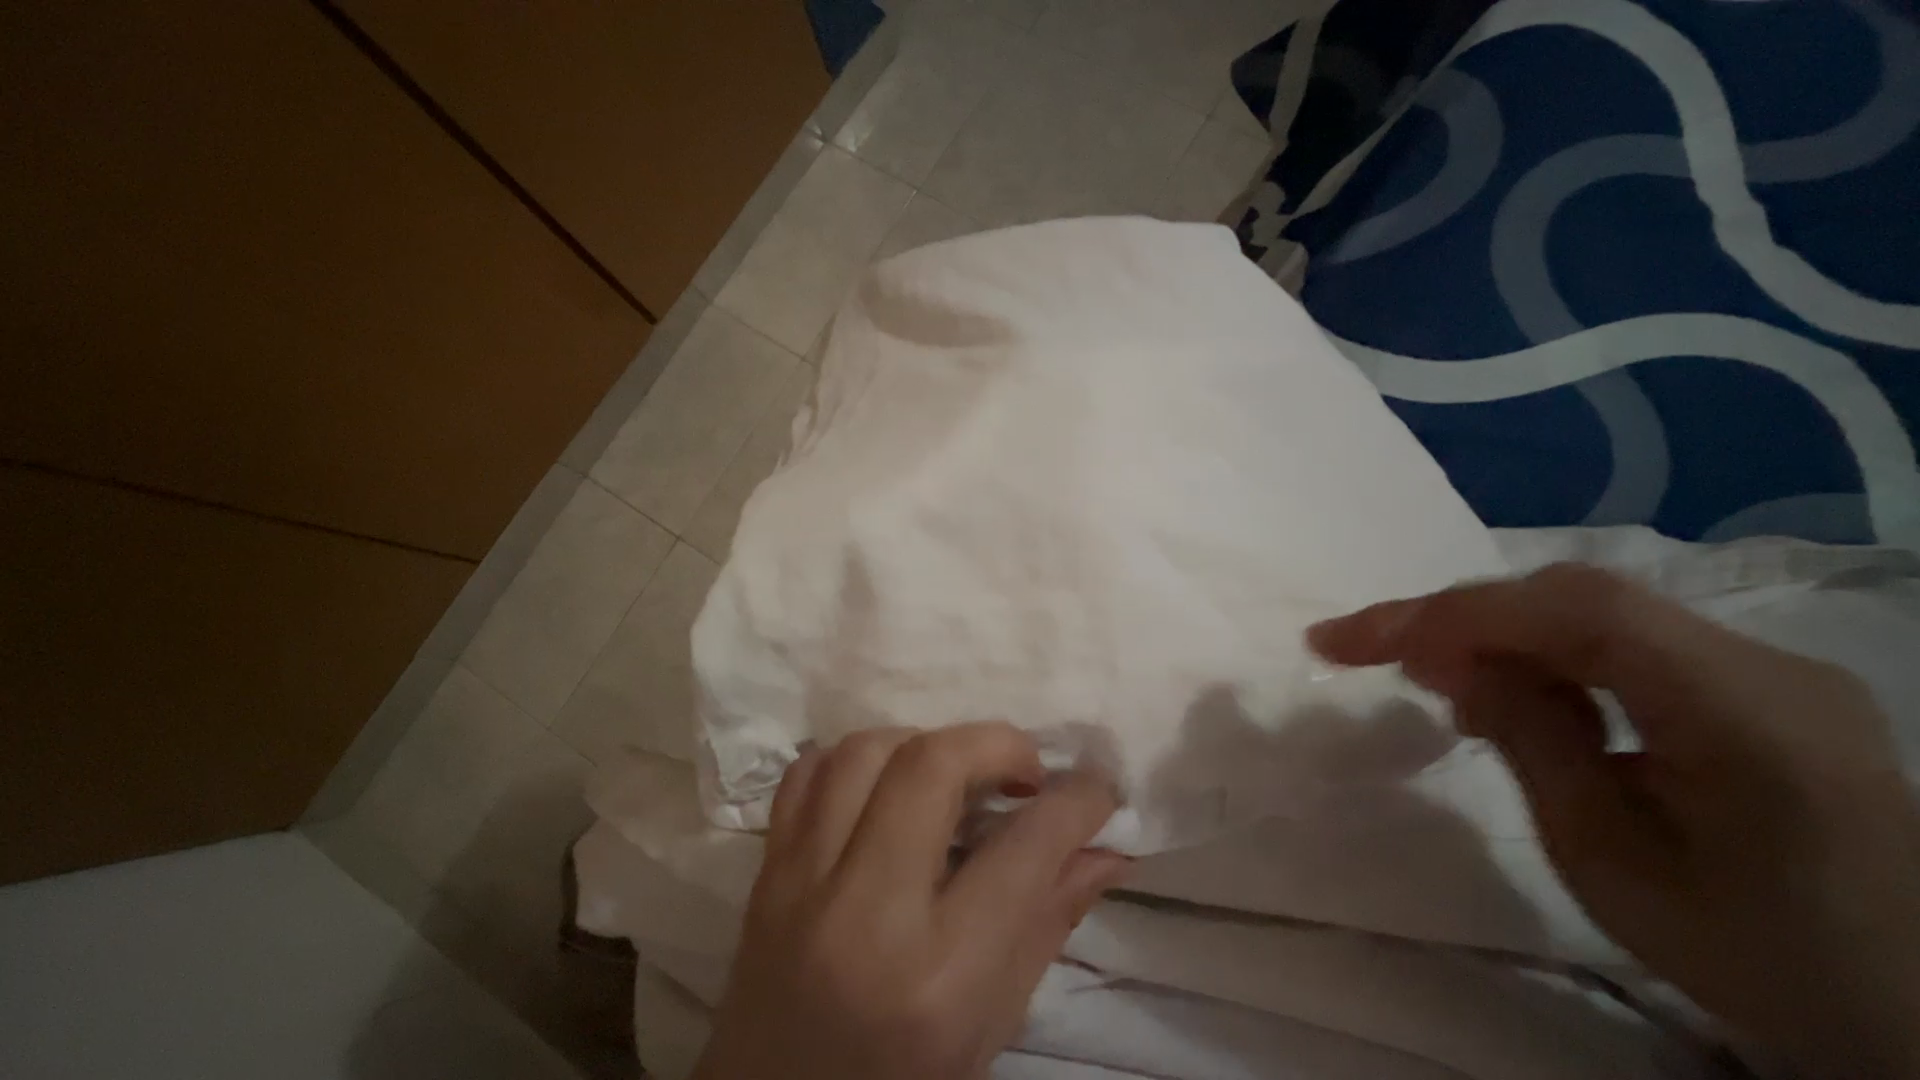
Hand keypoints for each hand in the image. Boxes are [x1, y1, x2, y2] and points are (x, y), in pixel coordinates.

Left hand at [694, 722, 1126, 1079]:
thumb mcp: (992, 1022)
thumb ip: (1049, 921)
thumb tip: (1105, 846)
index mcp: (940, 974)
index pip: (1023, 849)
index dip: (1077, 803)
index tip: (1096, 789)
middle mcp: (866, 913)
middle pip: (931, 766)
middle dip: (996, 744)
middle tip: (1025, 772)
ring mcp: (801, 884)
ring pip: (863, 752)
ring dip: (924, 745)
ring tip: (955, 777)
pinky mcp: (765, 871)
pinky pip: (805, 774)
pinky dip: (855, 760)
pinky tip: (886, 787)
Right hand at [1310, 563, 1919, 1076]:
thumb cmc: (1756, 957)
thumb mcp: (1612, 866)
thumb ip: (1532, 744)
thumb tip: (1457, 662)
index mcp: (1747, 712)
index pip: (1574, 614)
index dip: (1447, 611)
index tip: (1341, 640)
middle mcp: (1766, 662)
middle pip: (1584, 599)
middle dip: (1464, 617)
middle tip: (1373, 656)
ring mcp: (1771, 668)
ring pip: (1602, 615)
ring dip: (1503, 636)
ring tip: (1435, 682)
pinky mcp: (1764, 687)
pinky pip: (1633, 645)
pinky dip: (1552, 656)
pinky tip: (1518, 698)